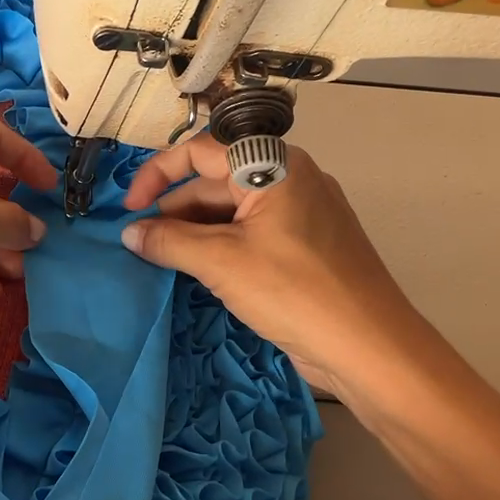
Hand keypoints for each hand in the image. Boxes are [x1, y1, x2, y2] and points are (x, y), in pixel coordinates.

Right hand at [119, 134, 430, 391]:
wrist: (370, 348)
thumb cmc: (294, 292)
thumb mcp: (221, 263)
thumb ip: (168, 241)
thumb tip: (129, 233)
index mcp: (276, 166)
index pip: (201, 150)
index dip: (157, 173)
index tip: (129, 208)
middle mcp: (291, 179)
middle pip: (215, 181)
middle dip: (174, 209)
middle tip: (141, 244)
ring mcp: (302, 214)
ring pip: (231, 210)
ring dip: (193, 231)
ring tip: (162, 260)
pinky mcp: (306, 246)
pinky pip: (250, 233)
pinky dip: (218, 245)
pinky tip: (197, 270)